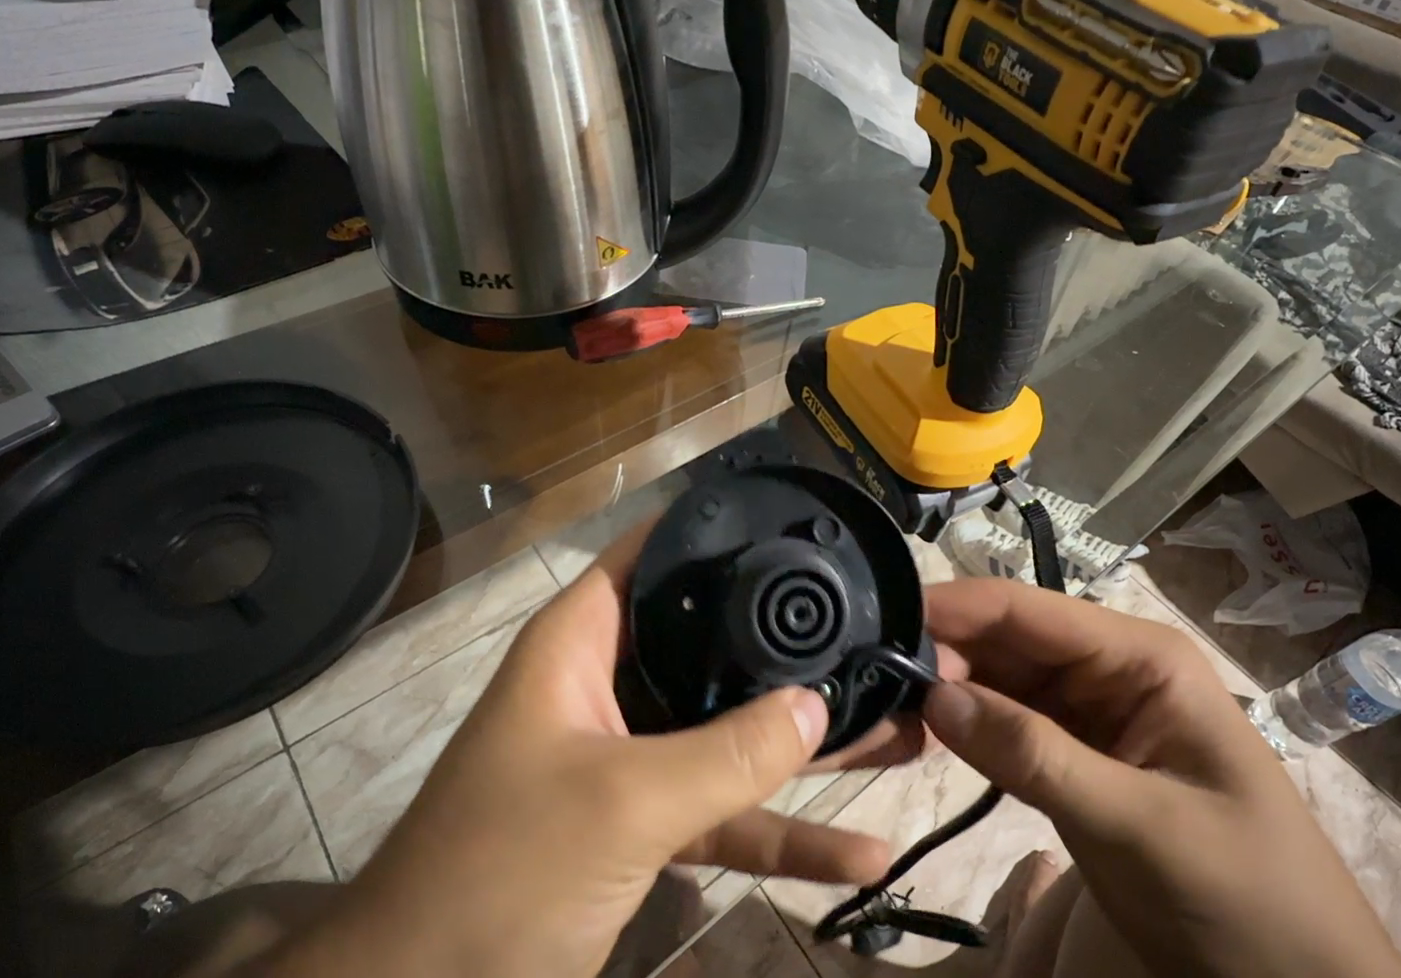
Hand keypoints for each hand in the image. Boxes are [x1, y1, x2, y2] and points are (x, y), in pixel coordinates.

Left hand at [253, 522, 896, 977]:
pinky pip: (726, 814)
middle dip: (787, 648)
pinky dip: (783, 831)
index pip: (653, 556)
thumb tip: (818, 704)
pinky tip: (859, 854)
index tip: (803, 529)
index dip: (720, 533)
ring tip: (898, 732)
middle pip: (709, 647)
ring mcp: (630, 759)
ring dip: (805, 745)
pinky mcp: (645, 825)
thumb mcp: (621, 803)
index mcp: (580, 643)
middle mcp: (608, 686)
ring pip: (729, 734)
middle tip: (876, 634)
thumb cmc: (503, 872)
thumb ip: (726, 754)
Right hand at [918, 578, 1400, 977]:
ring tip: (876, 701)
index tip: (879, 621)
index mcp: (1140, 658)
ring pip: (996, 682)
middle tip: (865, 674)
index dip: (954, 610)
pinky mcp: (1069, 758)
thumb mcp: (1138, 824)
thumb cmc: (1243, 894)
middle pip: (1005, 642)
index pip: (1029, 611)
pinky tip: (913, 734)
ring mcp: (1086, 716)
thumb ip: (1034, 756)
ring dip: (941, 691)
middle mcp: (1107, 671)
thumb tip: (933, 694)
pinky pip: (1002, 728)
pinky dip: (959, 731)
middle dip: (939, 653)